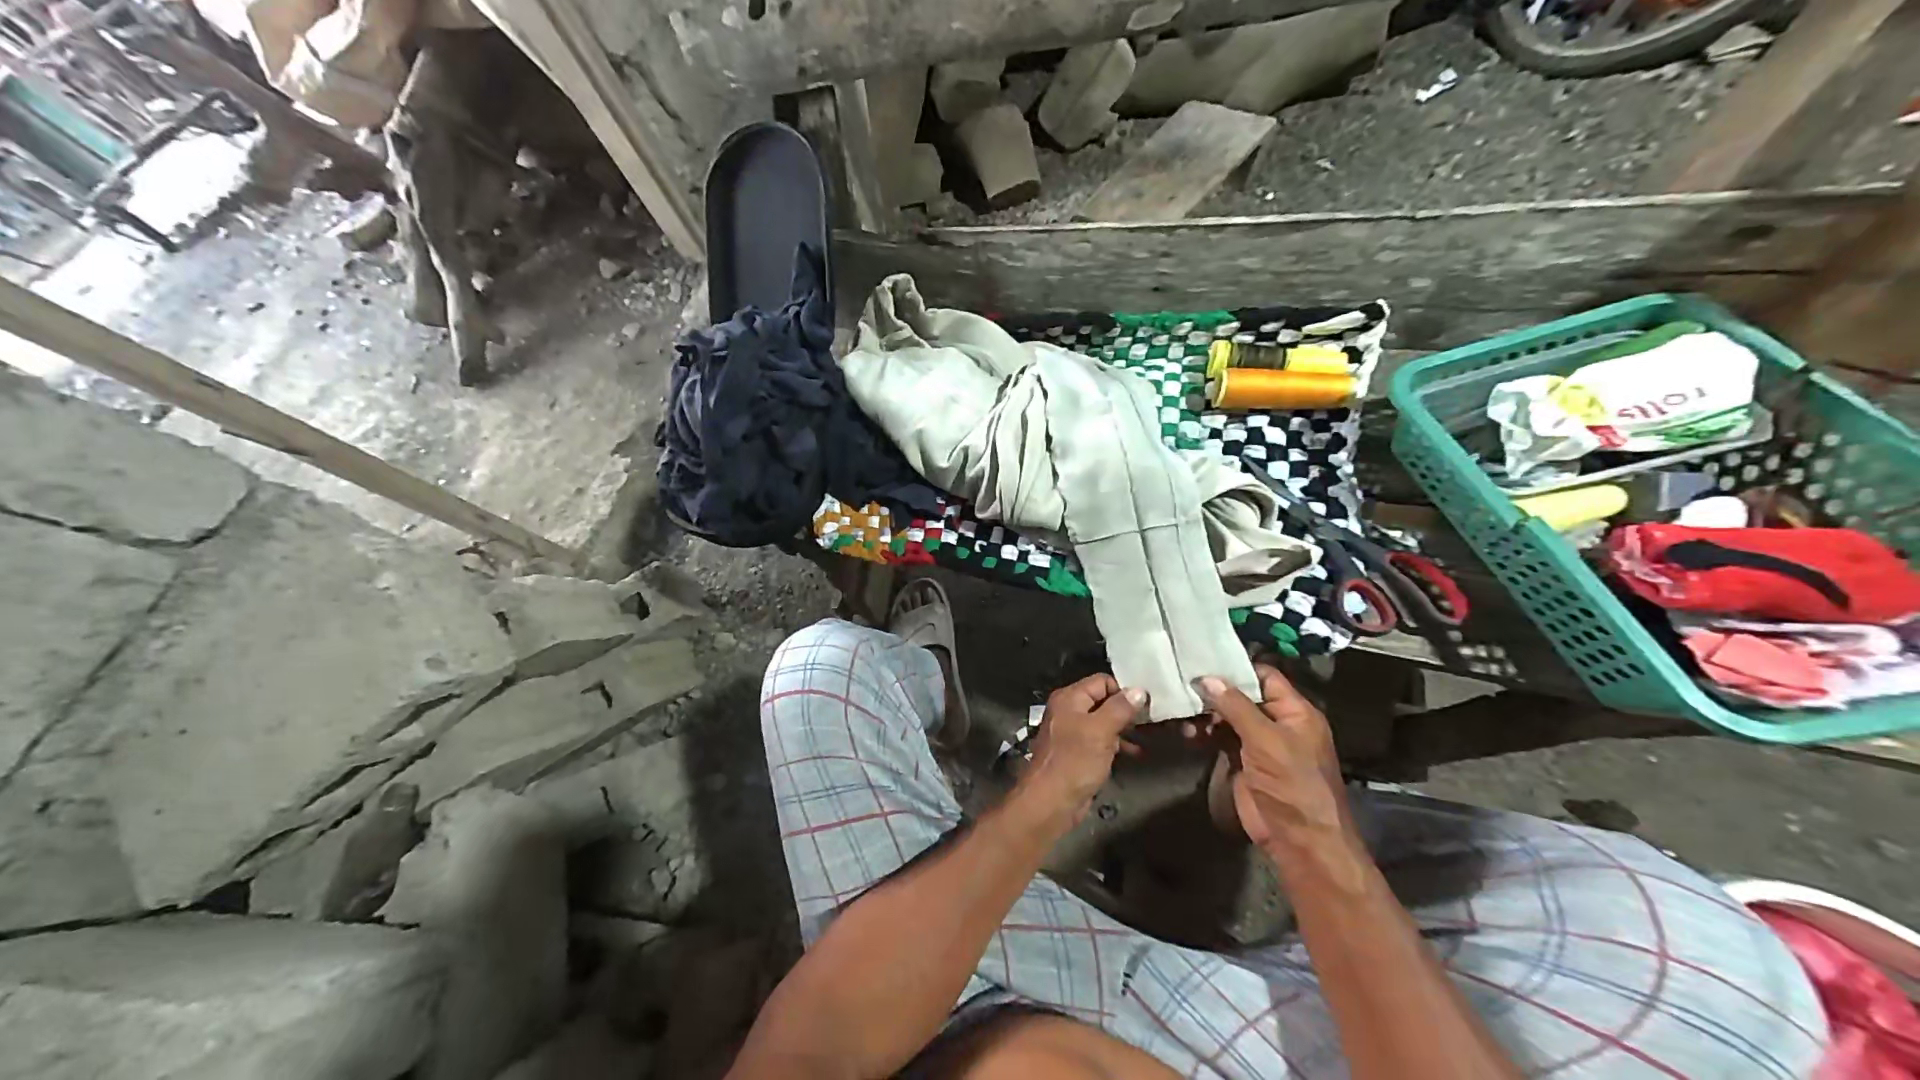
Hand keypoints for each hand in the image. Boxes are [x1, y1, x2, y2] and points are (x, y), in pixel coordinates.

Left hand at [1019, 674, 1147, 823]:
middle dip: (1126, 710)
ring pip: (1103, 722)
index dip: (1123, 690)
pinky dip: (1116, 744)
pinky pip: (1100, 741)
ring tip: (1146, 736)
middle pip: (1103, 701)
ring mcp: (1072, 732)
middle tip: (1151, 720)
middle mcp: (1068, 711)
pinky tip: (1134, 753)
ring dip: (1123, 728)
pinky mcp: (1077, 753)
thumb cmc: (1074, 761)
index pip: (1101, 681)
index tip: (1146, 704)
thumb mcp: (1100, 731)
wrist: (1051, 801)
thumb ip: (1120, 708)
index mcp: (1069, 699)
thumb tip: (1138, 690)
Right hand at [1194, 667, 1360, 866]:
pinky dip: (1204, 733)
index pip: (1265, 676)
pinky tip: (1187, 732)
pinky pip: (1220, 739)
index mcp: (1295, 712)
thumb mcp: (1266, 739)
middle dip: (1214, 690)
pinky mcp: (1242, 763)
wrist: (1301, 841)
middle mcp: (1277, 723)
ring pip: (1228, 717)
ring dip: (1205, 713)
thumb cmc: (1293, 784)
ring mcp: (1259, 744)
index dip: (1236, 668)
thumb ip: (1236, 706)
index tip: (1203, 659)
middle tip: (1181, 681)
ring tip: (1181, 708)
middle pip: (1242, 696)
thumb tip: (1207, 678)